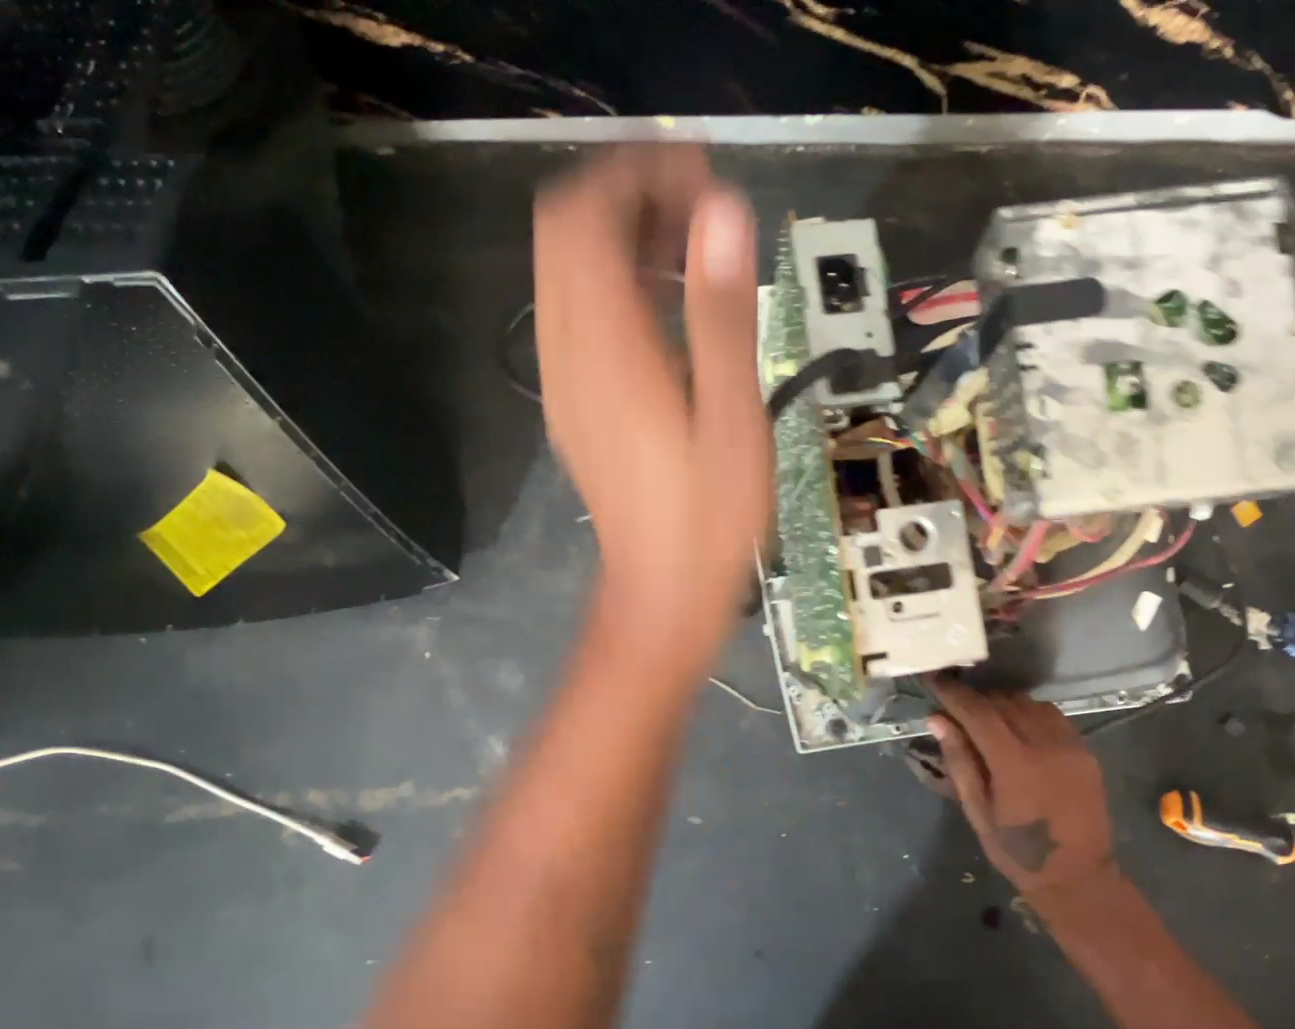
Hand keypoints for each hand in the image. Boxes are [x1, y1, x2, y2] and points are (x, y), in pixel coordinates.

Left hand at [532, 146, 769, 626]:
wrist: (660, 592)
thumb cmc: (709, 515)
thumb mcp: (733, 414)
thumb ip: (721, 312)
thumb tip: (723, 215)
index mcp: (607, 347)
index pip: (585, 218)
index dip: (633, 173)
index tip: (699, 170)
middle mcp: (568, 349)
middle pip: (564, 230)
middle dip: (625, 194)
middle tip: (700, 204)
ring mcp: (562, 375)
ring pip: (565, 267)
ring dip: (620, 235)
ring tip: (693, 243)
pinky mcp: (572, 397)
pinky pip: (574, 309)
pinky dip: (613, 279)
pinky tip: (668, 302)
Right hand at [926, 677, 1118, 900]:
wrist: (1077, 876)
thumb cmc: (1018, 851)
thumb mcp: (978, 811)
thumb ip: (959, 760)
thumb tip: (936, 719)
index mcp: (1013, 763)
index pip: (977, 712)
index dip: (953, 693)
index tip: (933, 678)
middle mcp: (1044, 744)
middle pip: (1002, 702)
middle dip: (975, 698)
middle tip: (954, 701)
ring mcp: (1069, 744)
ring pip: (1028, 703)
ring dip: (1002, 702)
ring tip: (984, 714)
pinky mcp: (1085, 749)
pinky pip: (1052, 715)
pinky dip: (1029, 712)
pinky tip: (1017, 724)